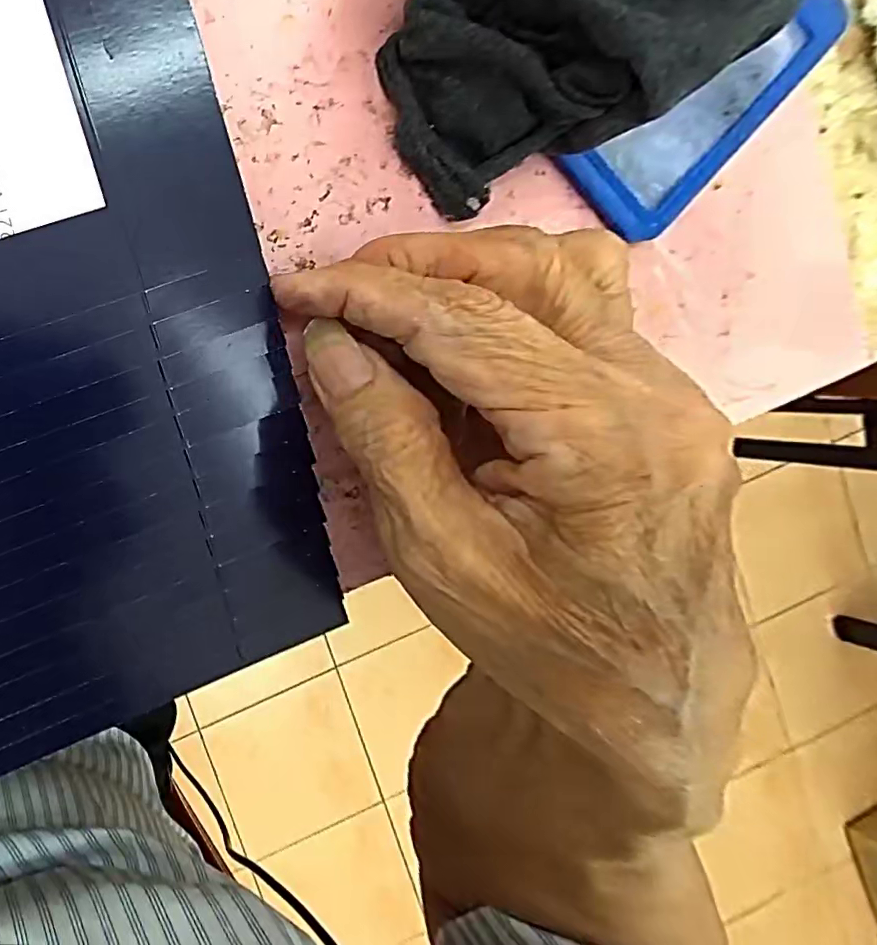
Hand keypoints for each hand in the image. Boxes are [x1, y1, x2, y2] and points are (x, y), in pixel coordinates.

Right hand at [272, 226, 750, 824]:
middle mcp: (647, 387)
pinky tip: (434, 328)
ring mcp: (655, 383)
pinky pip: (564, 305)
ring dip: (453, 266)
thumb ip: (381, 432)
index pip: (465, 322)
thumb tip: (331, 343)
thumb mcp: (431, 543)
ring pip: (559, 270)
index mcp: (598, 434)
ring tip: (376, 295)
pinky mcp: (638, 390)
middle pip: (527, 270)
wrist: (638, 684)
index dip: (367, 293)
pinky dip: (485, 293)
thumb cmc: (528, 628)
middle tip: (328, 289)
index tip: (292, 288)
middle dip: (409, 263)